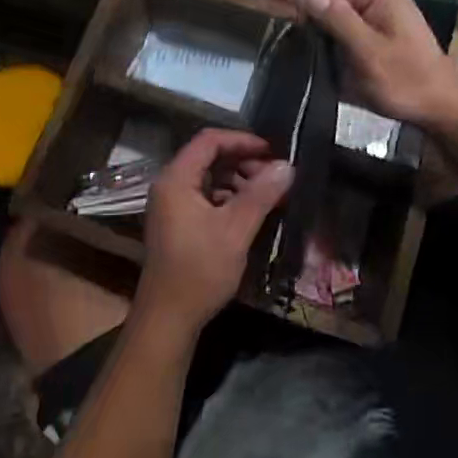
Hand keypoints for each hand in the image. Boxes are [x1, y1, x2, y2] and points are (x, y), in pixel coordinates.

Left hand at [137, 129, 293, 333]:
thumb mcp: (235, 230)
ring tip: (269, 196)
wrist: (168, 317)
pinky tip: (252, 213)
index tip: (273, 151)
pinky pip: (207, 198)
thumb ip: (261, 194)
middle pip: (209, 158)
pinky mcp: (179, 224)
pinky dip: (230, 199)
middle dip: (244, 162)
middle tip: (275, 178)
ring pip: (210, 179)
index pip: (209, 141)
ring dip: (240, 181)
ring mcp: (173, 206)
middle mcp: (170, 186)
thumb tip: (288, 166)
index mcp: (176, 180)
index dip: (243, 141)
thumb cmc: (199, 270)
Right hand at [296, 0, 457, 127]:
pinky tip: (320, 49)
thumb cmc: (405, 81)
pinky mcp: (375, 26)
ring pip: (333, 4)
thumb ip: (338, 19)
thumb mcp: (368, 52)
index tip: (289, 25)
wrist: (439, 105)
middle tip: (291, 38)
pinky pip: (343, 19)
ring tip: (302, 45)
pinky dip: (329, 31)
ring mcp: (377, 8)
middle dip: (307, 7)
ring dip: (317, 21)